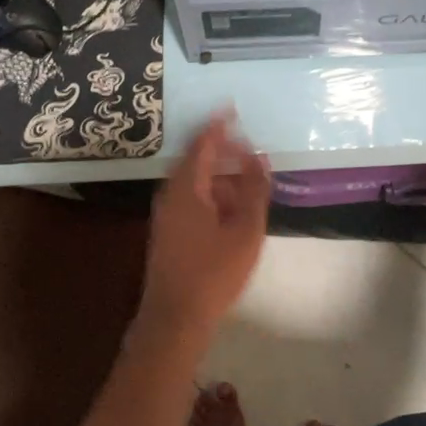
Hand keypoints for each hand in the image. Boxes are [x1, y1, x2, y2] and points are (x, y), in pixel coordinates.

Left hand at [136, 112, 269, 344]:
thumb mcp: (245, 230)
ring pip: (194, 183)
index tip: (234, 108)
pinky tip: (232, 209)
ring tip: (249, 181)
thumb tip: (259, 158)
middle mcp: (170, 195)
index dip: (220, 124)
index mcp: (186, 187)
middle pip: (197, 161)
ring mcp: (166, 215)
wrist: (176, 317)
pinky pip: (191, 200)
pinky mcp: (168, 233)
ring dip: (221, 176)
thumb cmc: (214, 272)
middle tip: (251, 149)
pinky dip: (212, 194)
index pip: (203, 143)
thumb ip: (254, 190)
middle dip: (224, 152)